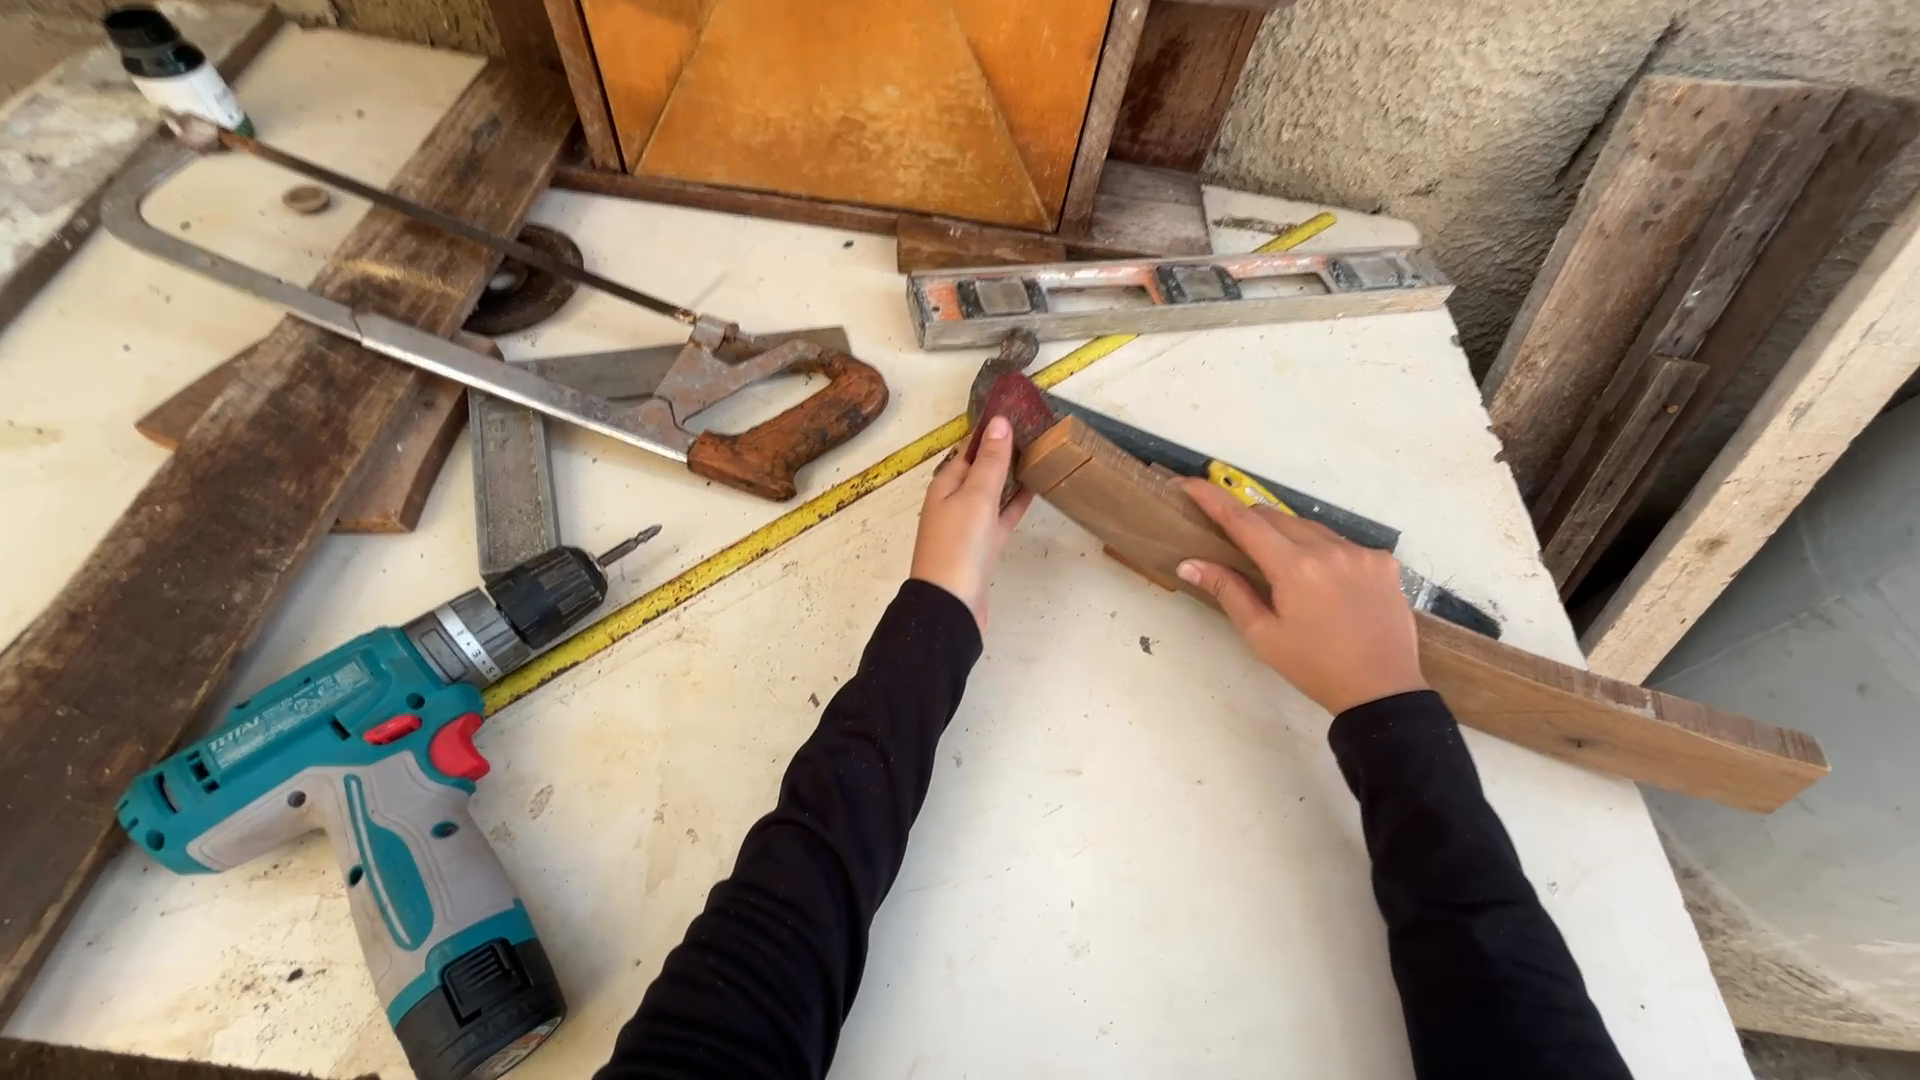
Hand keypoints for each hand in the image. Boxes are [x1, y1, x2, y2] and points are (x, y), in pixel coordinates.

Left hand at [910, 416, 1034, 631]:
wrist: (951, 605)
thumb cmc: (959, 546)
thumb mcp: (976, 496)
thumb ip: (990, 461)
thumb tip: (998, 422)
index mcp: (944, 486)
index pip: (968, 450)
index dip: (990, 433)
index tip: (1016, 415)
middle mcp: (952, 503)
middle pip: (979, 471)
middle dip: (1002, 454)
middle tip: (1034, 434)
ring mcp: (967, 528)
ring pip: (991, 494)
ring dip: (1010, 478)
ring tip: (1037, 458)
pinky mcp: (981, 549)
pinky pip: (999, 518)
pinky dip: (1014, 505)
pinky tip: (1032, 493)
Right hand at [1174, 478, 1425, 714]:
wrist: (1382, 691)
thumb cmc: (1312, 666)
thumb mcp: (1261, 633)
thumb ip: (1227, 590)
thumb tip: (1189, 563)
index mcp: (1294, 568)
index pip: (1242, 520)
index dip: (1211, 498)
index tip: (1187, 483)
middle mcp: (1329, 549)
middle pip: (1274, 517)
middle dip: (1248, 524)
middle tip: (1234, 546)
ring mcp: (1361, 552)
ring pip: (1308, 527)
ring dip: (1286, 537)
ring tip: (1283, 572)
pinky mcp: (1384, 562)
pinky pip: (1341, 543)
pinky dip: (1321, 552)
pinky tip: (1324, 583)